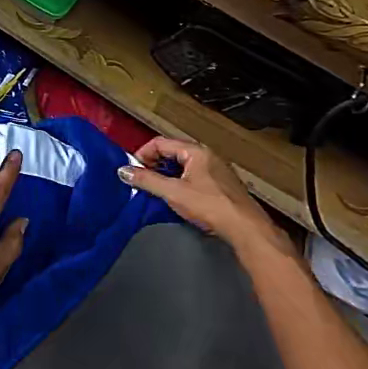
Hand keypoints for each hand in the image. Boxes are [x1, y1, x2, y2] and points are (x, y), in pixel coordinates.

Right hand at [119, 138, 288, 252]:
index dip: (143, 154)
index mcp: (196, 151)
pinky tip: (177, 199)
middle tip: (141, 181)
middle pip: (173, 153)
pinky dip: (180, 183)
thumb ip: (147, 180)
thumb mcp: (173, 192)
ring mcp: (216, 170)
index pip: (161, 142)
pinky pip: (194, 177)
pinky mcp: (221, 185)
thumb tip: (124, 171)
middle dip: (154, 165)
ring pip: (184, 166)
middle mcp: (207, 156)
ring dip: (167, 176)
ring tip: (156, 192)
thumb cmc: (210, 206)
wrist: (244, 226)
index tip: (132, 170)